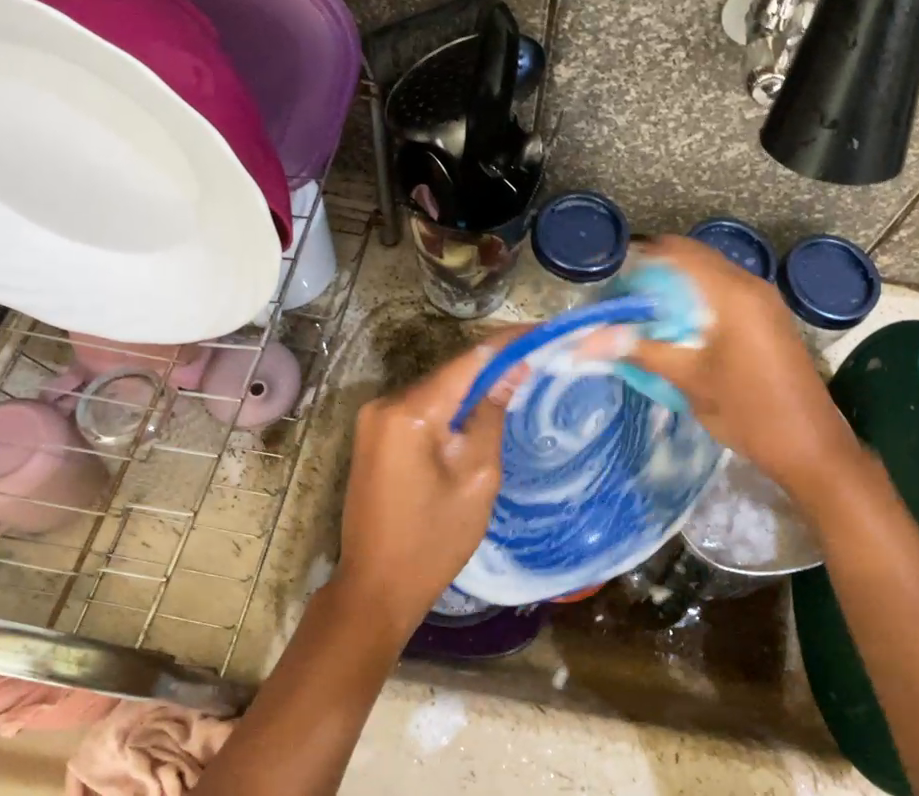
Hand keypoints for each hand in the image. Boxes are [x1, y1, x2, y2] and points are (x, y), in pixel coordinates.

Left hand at [333, 329, 521, 634]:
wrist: (376, 587)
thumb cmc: (433, 541)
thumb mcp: (477, 477)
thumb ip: (491, 416)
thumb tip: (512, 370)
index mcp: (410, 412)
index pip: (469, 361)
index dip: (508, 343)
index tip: (543, 331)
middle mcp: (386, 404)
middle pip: (450, 372)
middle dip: (494, 363)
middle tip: (539, 355)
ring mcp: (375, 419)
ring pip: (437, 389)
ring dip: (474, 384)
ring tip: (520, 375)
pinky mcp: (374, 435)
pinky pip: (422, 408)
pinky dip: (453, 405)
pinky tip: (483, 405)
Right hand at [609, 237, 874, 507]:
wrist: (811, 447)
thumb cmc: (749, 412)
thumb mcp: (689, 381)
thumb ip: (641, 350)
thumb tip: (588, 340)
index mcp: (733, 293)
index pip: (678, 251)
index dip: (642, 258)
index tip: (612, 282)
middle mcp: (751, 287)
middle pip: (694, 261)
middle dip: (655, 276)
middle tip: (622, 302)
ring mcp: (764, 303)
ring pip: (709, 279)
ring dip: (676, 291)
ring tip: (642, 318)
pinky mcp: (768, 320)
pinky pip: (724, 296)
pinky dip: (697, 304)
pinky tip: (676, 332)